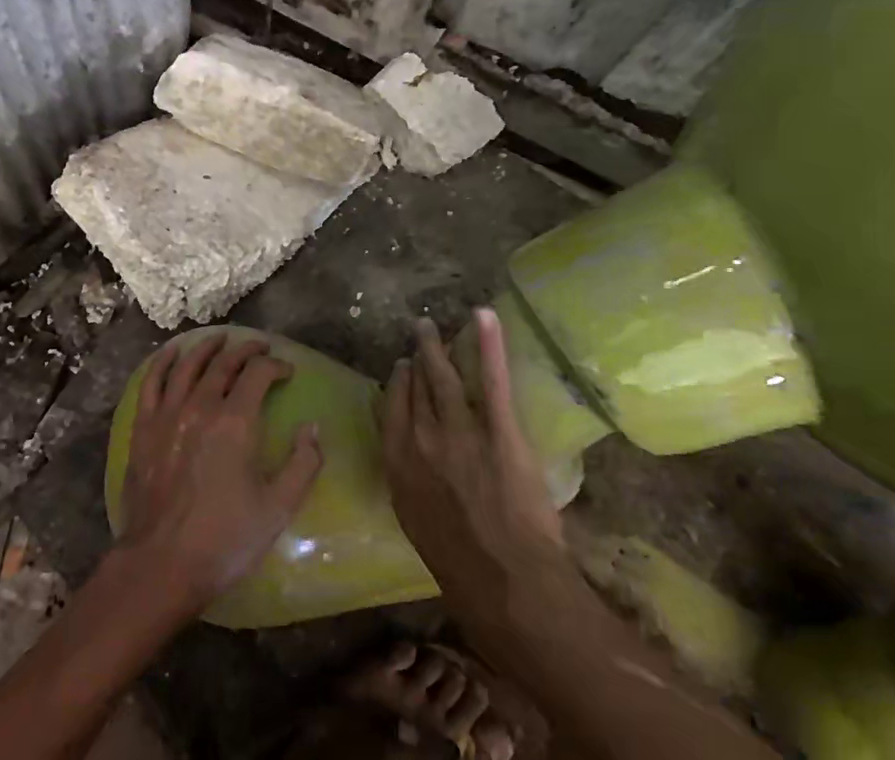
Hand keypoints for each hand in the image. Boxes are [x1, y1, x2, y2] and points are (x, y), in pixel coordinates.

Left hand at [119, 334, 324, 605]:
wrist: (161, 564)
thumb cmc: (225, 538)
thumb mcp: (279, 507)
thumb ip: (304, 462)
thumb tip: (312, 427)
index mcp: (236, 422)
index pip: (258, 374)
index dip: (276, 366)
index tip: (287, 373)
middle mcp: (200, 407)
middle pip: (223, 363)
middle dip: (245, 350)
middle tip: (260, 348)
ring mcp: (166, 416)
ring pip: (186, 365)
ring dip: (206, 347)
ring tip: (219, 339)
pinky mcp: (143, 430)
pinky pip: (150, 384)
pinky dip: (162, 363)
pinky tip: (171, 354)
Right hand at [381, 309, 565, 610]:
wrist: (503, 578)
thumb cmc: (458, 562)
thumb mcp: (416, 520)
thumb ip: (409, 480)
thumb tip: (411, 458)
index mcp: (399, 463)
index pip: (392, 410)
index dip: (396, 385)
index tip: (400, 368)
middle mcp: (422, 439)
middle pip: (415, 388)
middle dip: (416, 359)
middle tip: (418, 334)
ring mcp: (460, 429)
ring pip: (444, 377)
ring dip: (437, 347)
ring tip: (431, 326)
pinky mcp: (499, 428)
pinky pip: (491, 378)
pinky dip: (488, 344)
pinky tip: (484, 316)